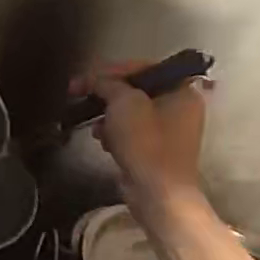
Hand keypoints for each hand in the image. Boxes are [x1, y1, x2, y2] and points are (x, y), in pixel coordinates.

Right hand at [74, 61, 208, 196]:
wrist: (157, 191)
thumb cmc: (145, 142)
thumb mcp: (124, 102)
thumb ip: (108, 83)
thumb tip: (96, 80)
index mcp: (180, 91)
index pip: (142, 68)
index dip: (111, 70)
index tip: (86, 78)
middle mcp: (179, 107)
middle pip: (134, 89)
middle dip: (105, 93)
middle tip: (78, 93)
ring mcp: (169, 129)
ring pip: (128, 110)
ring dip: (107, 115)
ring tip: (94, 125)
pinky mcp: (156, 148)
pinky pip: (130, 130)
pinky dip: (114, 132)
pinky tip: (103, 140)